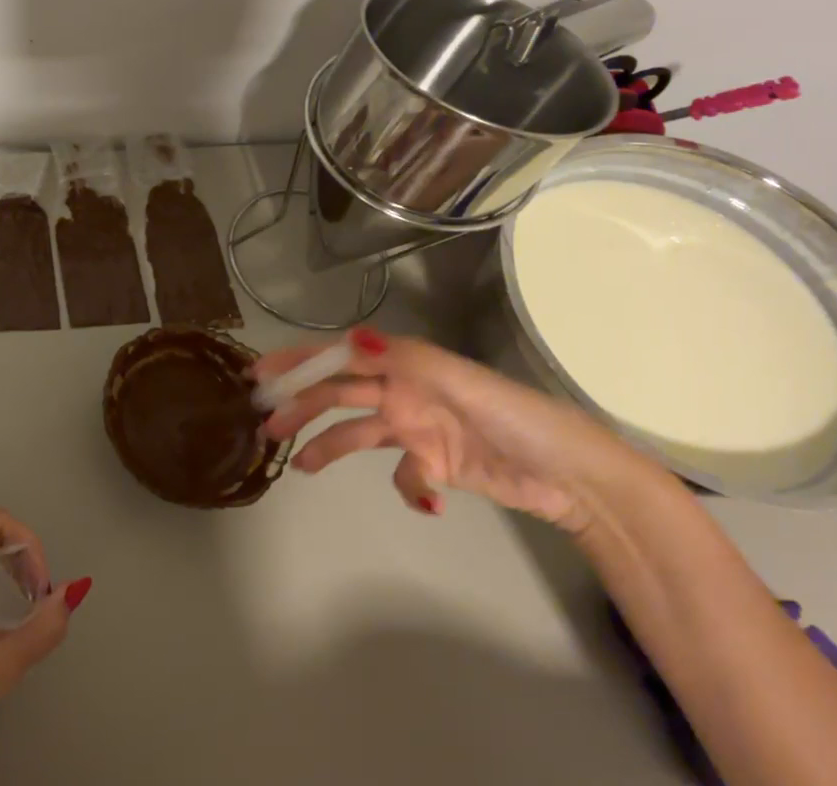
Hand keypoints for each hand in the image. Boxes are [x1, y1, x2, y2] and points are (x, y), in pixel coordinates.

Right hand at [257, 329, 666, 534]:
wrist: (576, 477)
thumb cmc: (518, 419)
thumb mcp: (459, 382)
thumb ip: (402, 360)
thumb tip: (348, 338)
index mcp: (409, 366)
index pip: (342, 358)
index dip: (300, 363)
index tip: (260, 376)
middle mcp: (406, 392)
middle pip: (340, 396)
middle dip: (301, 407)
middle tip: (267, 427)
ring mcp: (419, 429)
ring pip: (357, 434)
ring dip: (328, 448)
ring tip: (300, 467)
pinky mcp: (435, 463)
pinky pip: (403, 473)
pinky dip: (407, 487)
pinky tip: (427, 498)